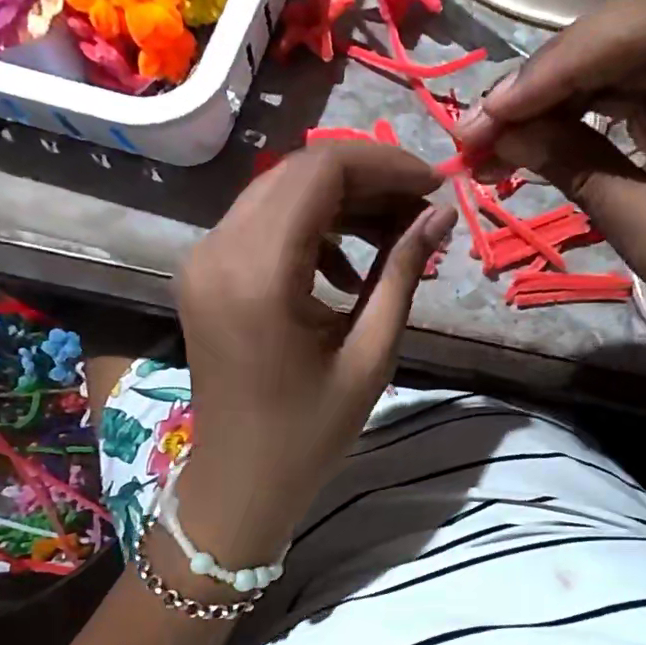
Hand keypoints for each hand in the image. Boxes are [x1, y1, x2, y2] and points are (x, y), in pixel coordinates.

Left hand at [173, 143, 450, 567]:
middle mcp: (218, 248)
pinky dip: (314, 231)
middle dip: (369, 181)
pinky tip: (349, 271)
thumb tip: (441, 216)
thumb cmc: (310, 432)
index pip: (321, 170)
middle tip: (423, 212)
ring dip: (344, 205)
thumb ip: (402, 273)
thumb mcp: (371, 354)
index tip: (435, 185)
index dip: (385, 164)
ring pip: (282, 193)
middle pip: (300, 173)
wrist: (241, 480)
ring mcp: (205, 258)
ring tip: (397, 239)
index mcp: (258, 272)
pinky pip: (265, 225)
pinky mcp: (207, 272)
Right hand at [456, 0, 645, 355]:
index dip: (574, 56)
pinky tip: (530, 127)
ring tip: (491, 133)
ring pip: (626, 44)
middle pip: (640, 26)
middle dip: (553, 73)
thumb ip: (583, 175)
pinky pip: (631, 73)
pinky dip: (576, 99)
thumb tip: (502, 132)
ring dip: (554, 86)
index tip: (503, 107)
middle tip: (481, 125)